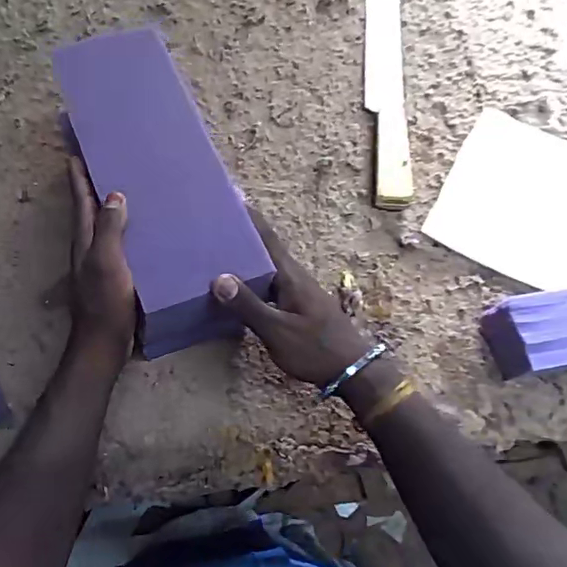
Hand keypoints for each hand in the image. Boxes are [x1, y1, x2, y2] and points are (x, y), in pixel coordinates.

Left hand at [67, 157, 135, 367]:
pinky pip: (120, 246)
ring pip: (104, 229)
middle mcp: (89, 249)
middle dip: (94, 189)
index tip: (78, 154)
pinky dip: (126, 233)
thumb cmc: (105, 302)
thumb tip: (114, 195)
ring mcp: (101, 265)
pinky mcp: (115, 278)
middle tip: (105, 166)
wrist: (106, 343)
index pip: (82, 202)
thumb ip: (110, 229)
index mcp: (85, 240)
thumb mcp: (107, 261)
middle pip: (90, 212)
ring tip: (127, 193)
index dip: (80, 179)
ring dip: (111, 210)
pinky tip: (141, 233)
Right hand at [211, 211, 372, 387]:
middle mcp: (295, 277)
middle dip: (242, 236)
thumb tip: (219, 278)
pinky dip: (253, 282)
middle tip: (214, 225)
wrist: (352, 371)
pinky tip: (239, 290)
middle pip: (265, 249)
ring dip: (246, 260)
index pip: (267, 237)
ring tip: (219, 254)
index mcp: (290, 276)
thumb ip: (249, 306)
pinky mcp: (298, 307)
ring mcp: (298, 293)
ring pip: (266, 269)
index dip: (249, 217)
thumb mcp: (278, 331)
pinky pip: (269, 285)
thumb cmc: (316, 349)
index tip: (231, 196)